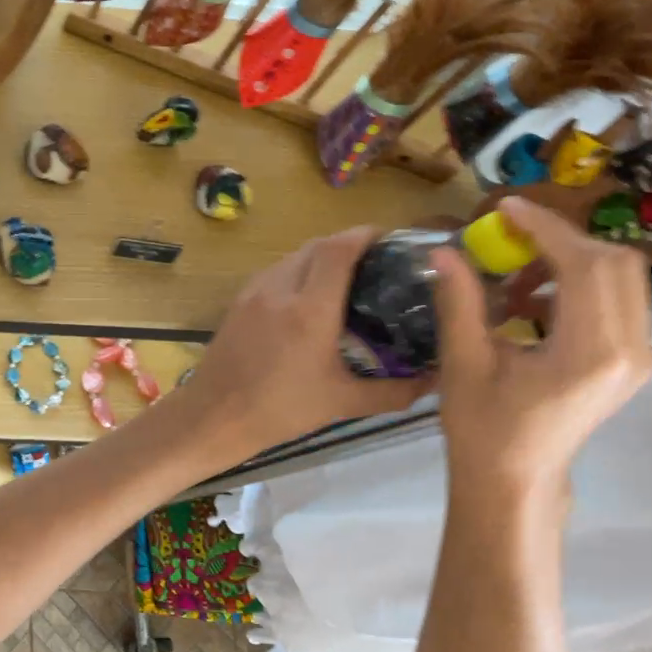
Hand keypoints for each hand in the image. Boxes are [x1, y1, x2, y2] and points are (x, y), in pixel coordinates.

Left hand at [179, 227, 431, 456]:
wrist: (214, 415)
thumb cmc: (280, 410)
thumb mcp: (344, 403)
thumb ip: (396, 390)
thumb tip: (437, 379)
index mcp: (309, 310)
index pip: (338, 249)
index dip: (366, 235)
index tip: (393, 241)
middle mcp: (279, 290)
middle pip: (316, 246)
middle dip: (348, 244)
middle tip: (377, 262)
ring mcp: (253, 293)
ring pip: (292, 257)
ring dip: (321, 257)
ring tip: (349, 279)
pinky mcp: (238, 302)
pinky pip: (274, 272)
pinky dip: (298, 272)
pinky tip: (312, 298)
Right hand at [432, 197, 651, 499]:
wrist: (516, 477)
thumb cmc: (484, 426)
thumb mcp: (463, 363)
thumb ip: (460, 303)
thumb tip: (444, 252)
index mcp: (592, 352)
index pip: (586, 267)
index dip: (547, 230)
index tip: (506, 209)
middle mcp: (631, 350)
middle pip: (617, 264)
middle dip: (562, 239)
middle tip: (509, 234)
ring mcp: (638, 356)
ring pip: (623, 278)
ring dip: (570, 260)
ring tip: (514, 271)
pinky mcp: (629, 359)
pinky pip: (617, 300)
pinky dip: (576, 283)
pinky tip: (530, 298)